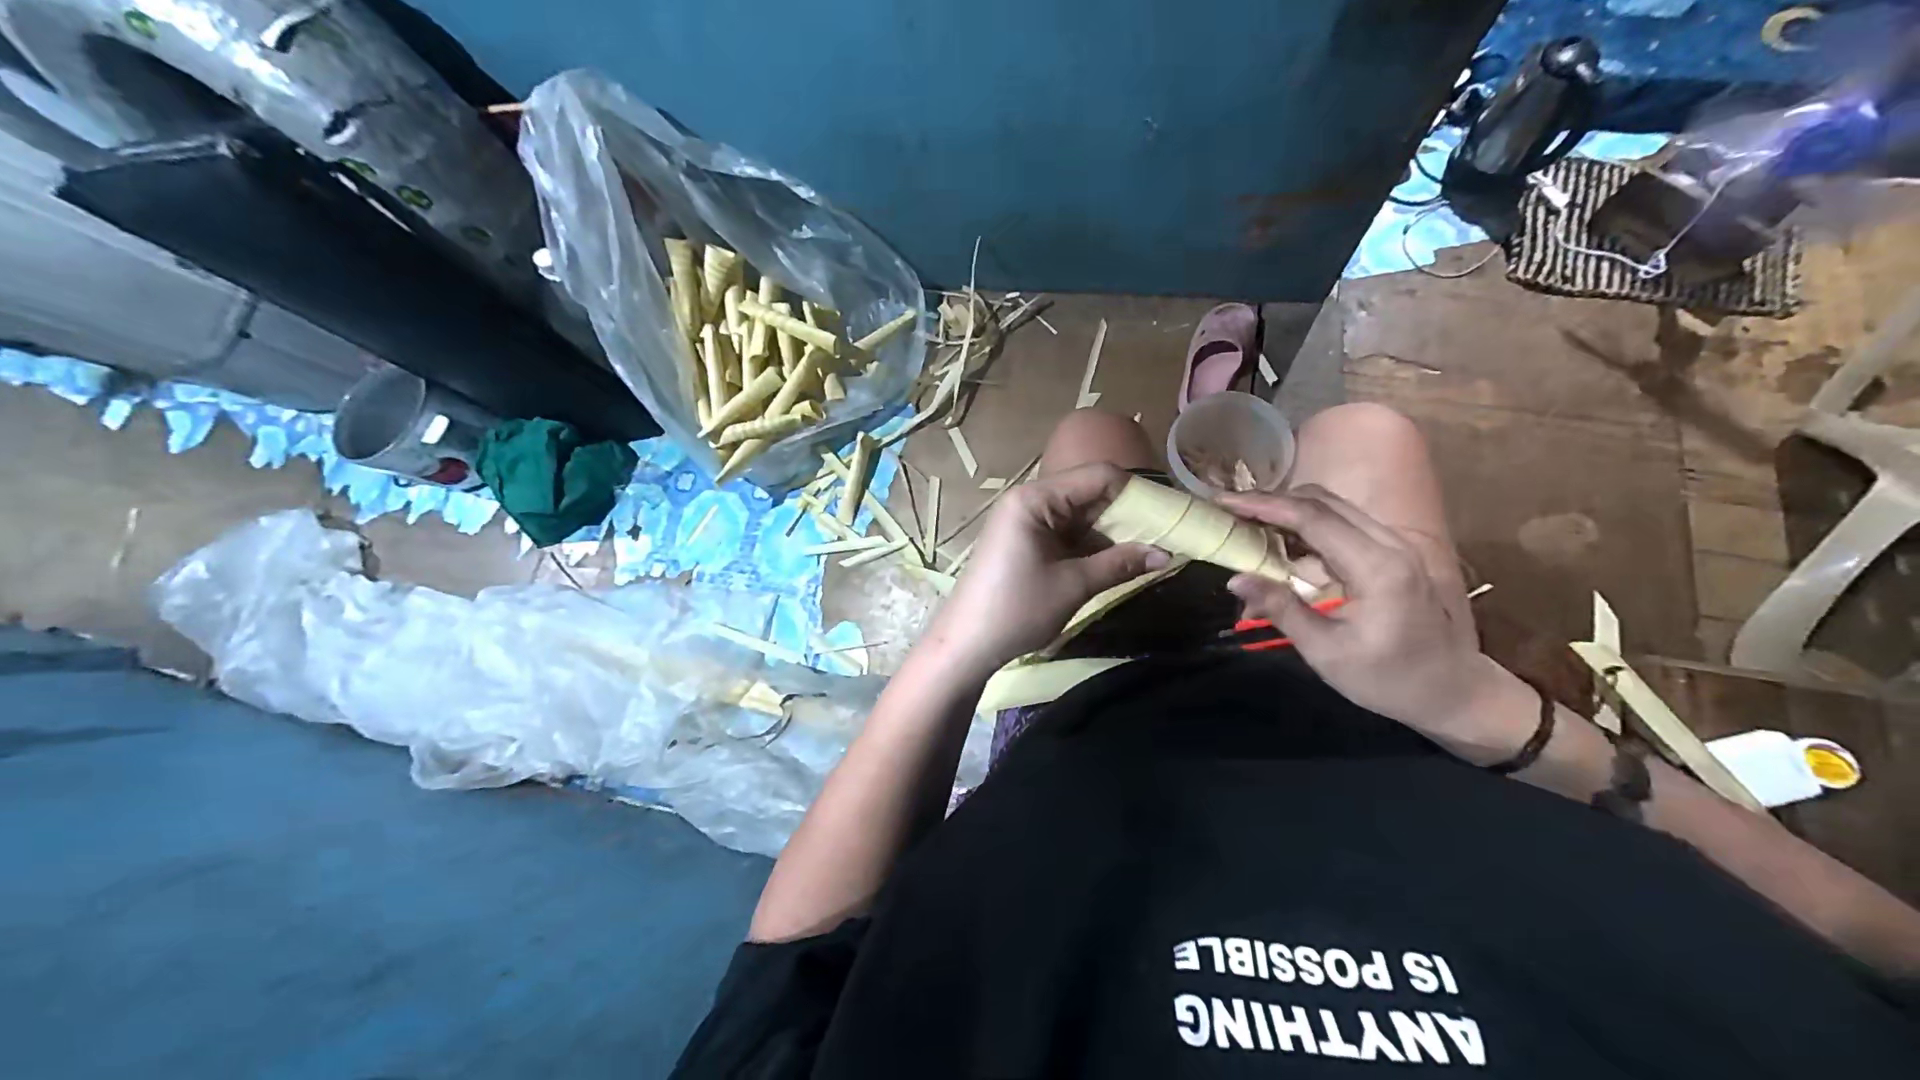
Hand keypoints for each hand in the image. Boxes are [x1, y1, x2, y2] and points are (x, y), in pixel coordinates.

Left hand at [926, 463, 1168, 674]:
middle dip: (1127, 515)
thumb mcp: (1073, 586)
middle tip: (1164, 537)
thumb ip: (1121, 564)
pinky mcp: (1025, 541)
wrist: (966, 645)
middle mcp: (1029, 499)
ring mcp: (1025, 520)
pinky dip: (1092, 544)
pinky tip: (1117, 561)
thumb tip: (1167, 554)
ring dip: (1112, 532)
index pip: (1098, 476)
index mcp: (1035, 498)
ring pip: (1081, 515)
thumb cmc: (1017, 609)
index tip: (1168, 516)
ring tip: (1148, 552)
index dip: (1136, 493)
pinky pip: (1067, 532)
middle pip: (1090, 492)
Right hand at [1218, 486, 1511, 743]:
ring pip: (1334, 507)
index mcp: (1377, 567)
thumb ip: (1282, 609)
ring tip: (1247, 523)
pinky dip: (1307, 523)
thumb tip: (1235, 580)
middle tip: (1229, 511)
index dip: (1264, 505)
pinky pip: (1344, 523)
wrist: (1453, 691)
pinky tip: (1281, 541)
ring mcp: (1395, 544)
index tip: (1224, 503)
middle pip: (1323, 501)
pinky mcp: (1392, 552)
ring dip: (1288, 509)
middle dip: (1271, 500)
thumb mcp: (1326, 652)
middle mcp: (1390, 544)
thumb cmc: (1388, 679)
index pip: (1313, 517)